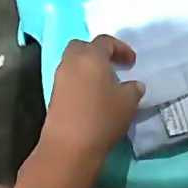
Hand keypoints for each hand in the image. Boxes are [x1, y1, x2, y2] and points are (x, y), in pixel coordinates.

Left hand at [39, 35, 143, 160]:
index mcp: (91, 56)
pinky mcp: (54, 94)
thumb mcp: (128, 102)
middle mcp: (71, 62)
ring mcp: (59, 78)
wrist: (69, 146)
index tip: (132, 62)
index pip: (105, 41)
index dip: (121, 48)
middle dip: (98, 52)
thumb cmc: (102, 117)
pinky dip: (81, 80)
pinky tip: (93, 96)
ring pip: (73, 62)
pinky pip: (69, 78)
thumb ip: (133, 88)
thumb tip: (133, 85)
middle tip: (112, 65)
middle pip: (82, 46)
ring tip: (105, 83)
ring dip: (88, 67)